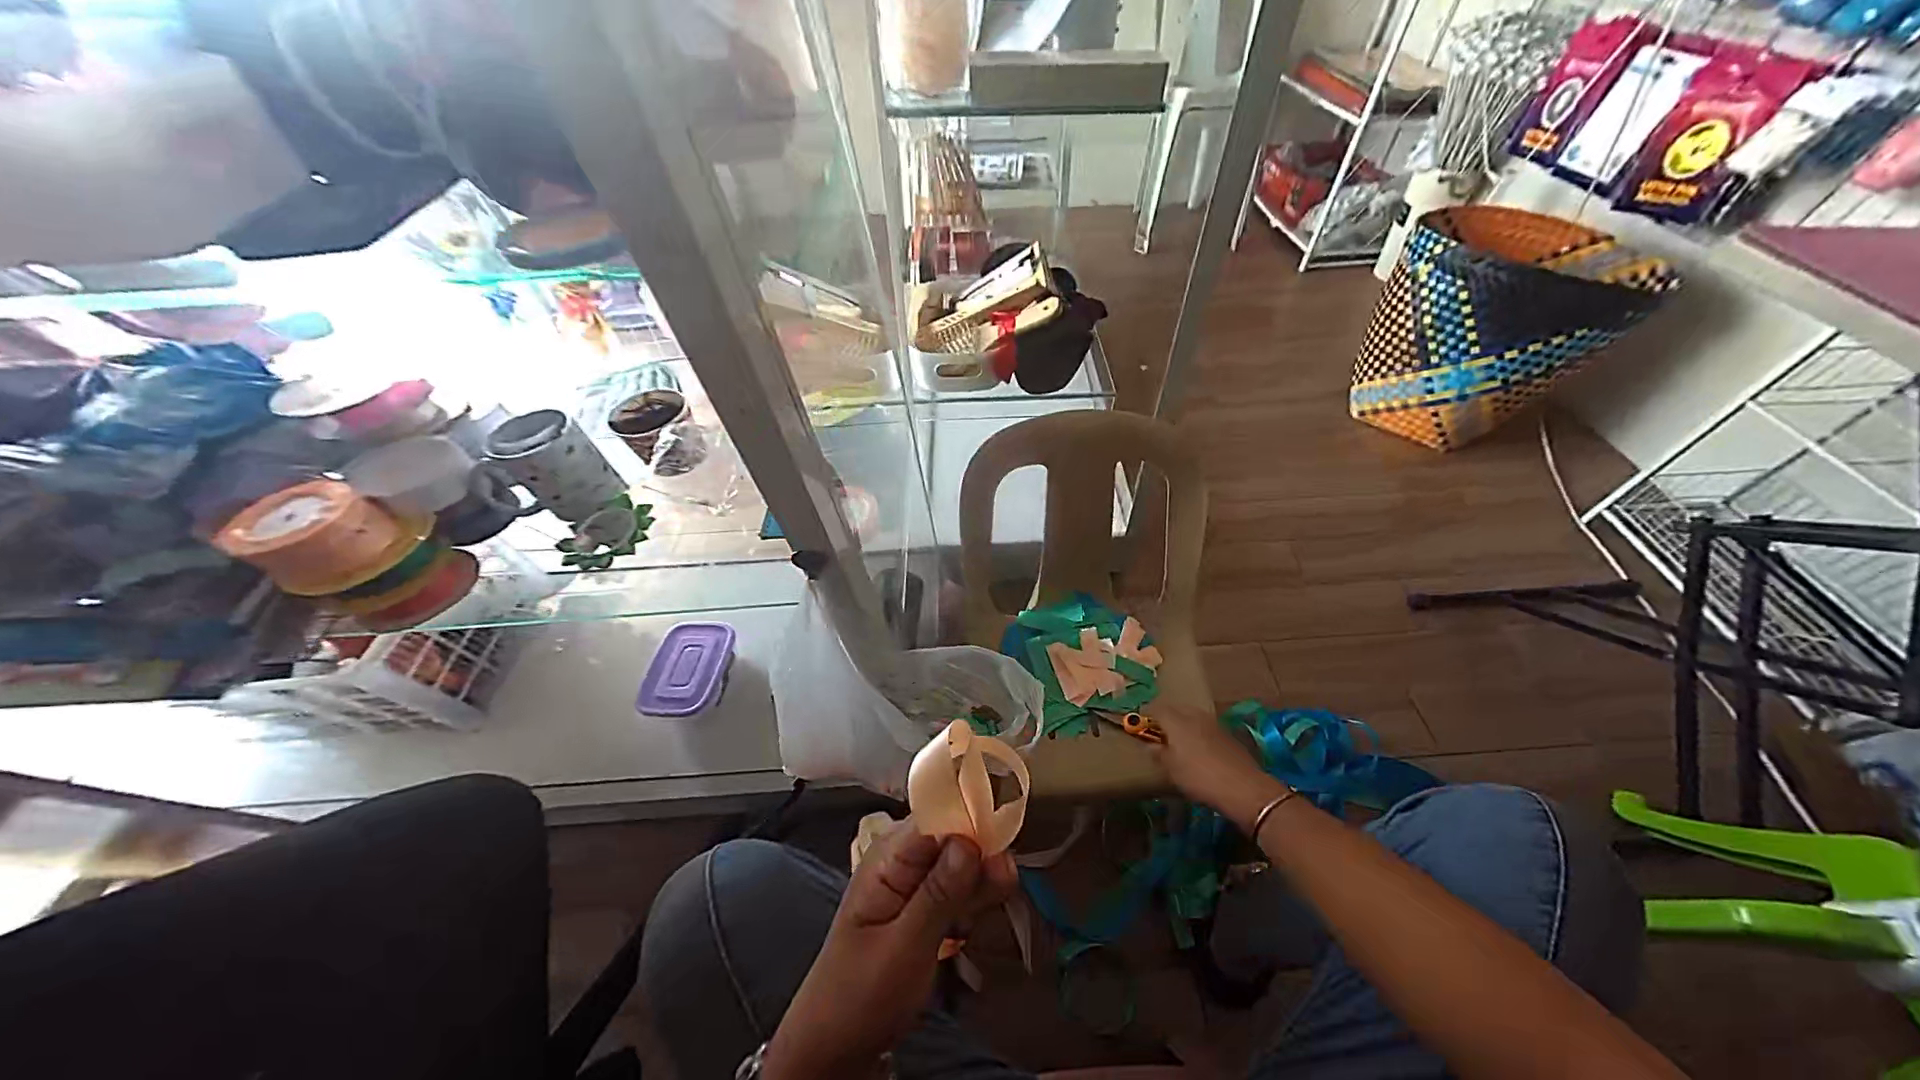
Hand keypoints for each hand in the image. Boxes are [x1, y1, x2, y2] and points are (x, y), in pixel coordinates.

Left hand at [764, 825, 1016, 1079]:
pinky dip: (976, 901)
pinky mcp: (927, 905)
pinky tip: (975, 921)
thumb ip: (938, 893)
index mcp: (889, 857)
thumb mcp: (903, 947)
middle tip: (1001, 883)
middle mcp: (904, 859)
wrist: (837, 1043)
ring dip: (982, 883)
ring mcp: (916, 882)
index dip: (971, 816)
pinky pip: (962, 888)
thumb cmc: (860, 994)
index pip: (936, 815)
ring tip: (983, 909)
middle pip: (956, 835)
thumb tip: (970, 840)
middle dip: (983, 854)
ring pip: (965, 863)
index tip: (1003, 837)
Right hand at [1151, 705, 1288, 832]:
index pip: (1156, 708)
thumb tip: (1150, 745)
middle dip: (1165, 718)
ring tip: (1178, 743)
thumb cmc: (1199, 777)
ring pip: (1193, 718)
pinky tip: (1199, 751)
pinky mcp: (1229, 735)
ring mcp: (1214, 724)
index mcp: (1177, 721)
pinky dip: (1199, 734)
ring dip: (1183, 725)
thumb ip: (1158, 754)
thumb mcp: (1171, 769)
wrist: (1244, 788)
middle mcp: (1195, 716)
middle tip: (1158, 734)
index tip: (1139, 725)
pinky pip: (1206, 728)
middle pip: (1176, 710)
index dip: (1146, 715)